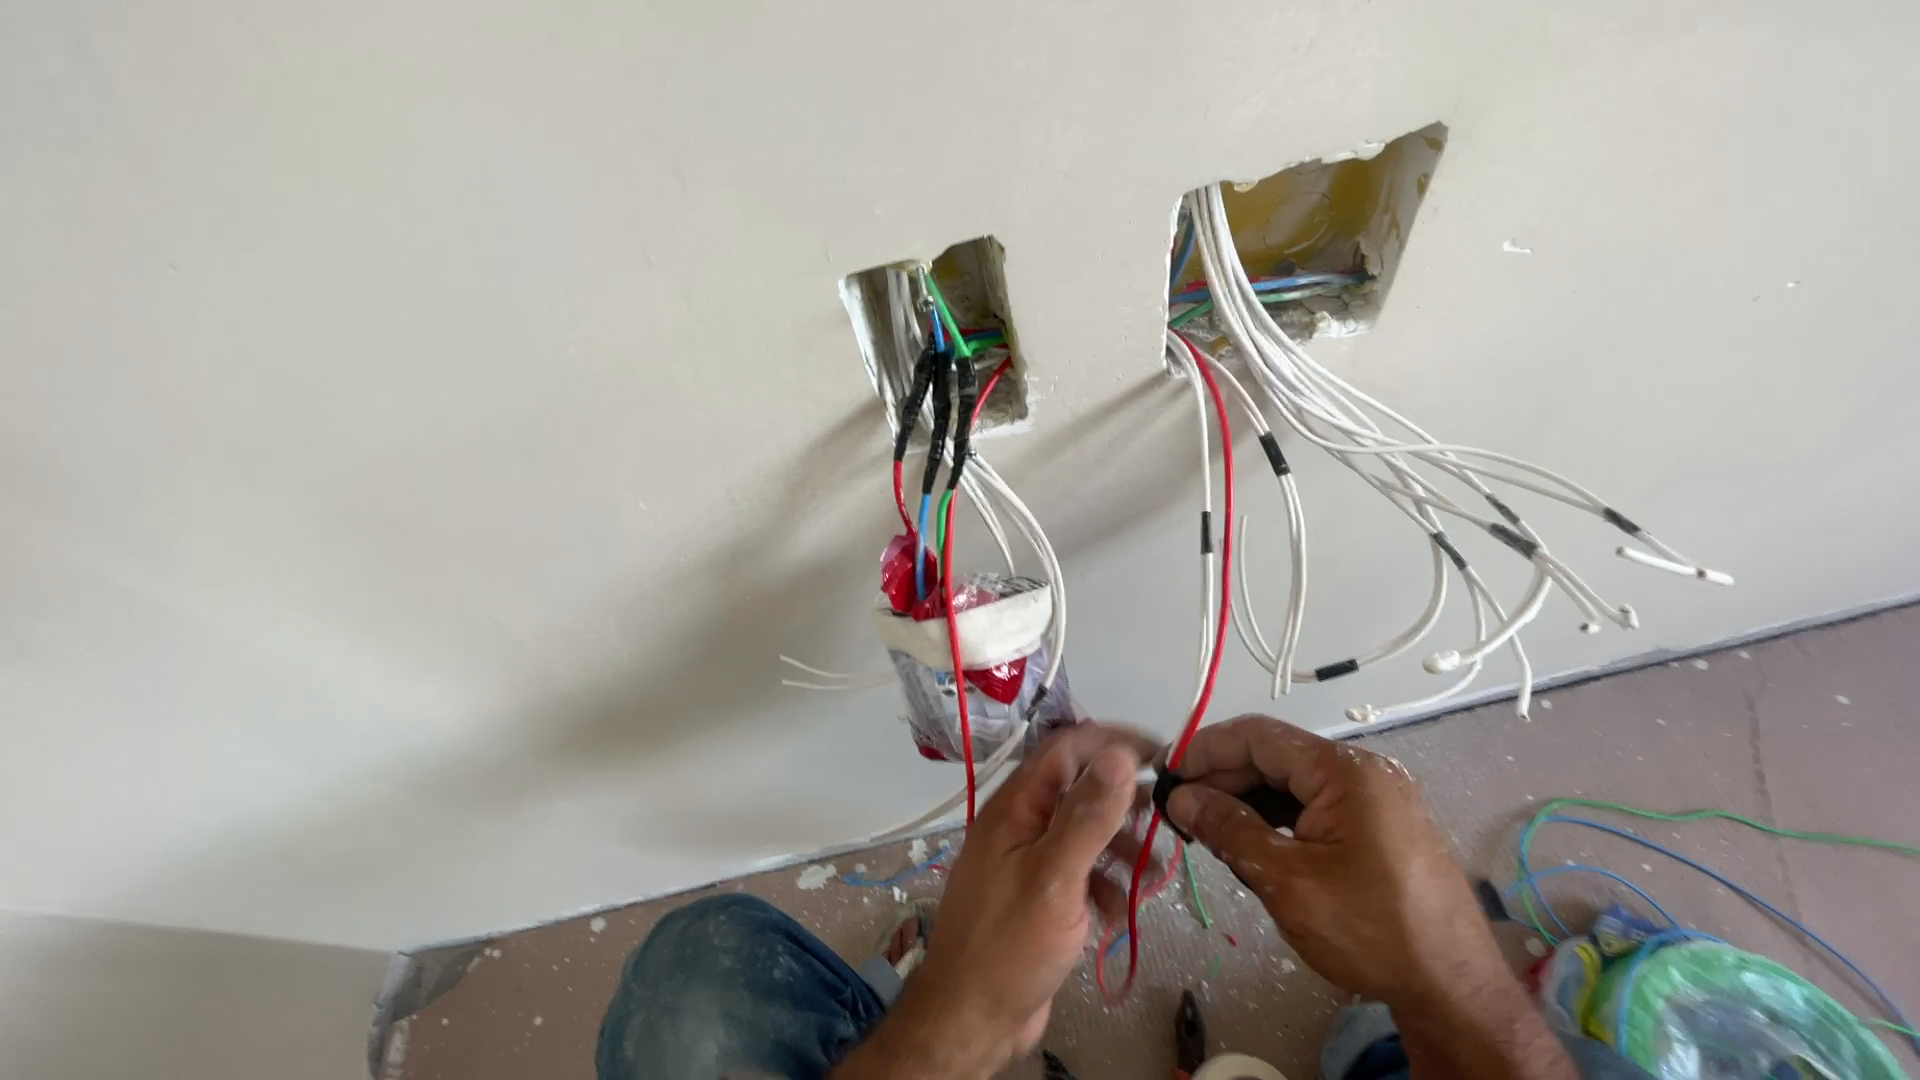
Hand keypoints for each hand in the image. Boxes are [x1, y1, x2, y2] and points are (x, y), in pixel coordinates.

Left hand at [835, 722, 1156, 1078]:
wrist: (972, 1019)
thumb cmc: (1009, 944)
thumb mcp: (1054, 877)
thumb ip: (1087, 816)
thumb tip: (1117, 753)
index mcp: (1016, 806)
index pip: (1066, 748)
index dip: (1112, 743)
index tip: (1160, 755)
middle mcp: (1022, 823)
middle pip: (1081, 790)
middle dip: (1124, 804)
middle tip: (1167, 821)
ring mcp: (1030, 860)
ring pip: (1086, 834)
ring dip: (1123, 849)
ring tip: (1156, 875)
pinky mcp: (1041, 895)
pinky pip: (1081, 873)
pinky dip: (1106, 885)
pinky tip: (1120, 911)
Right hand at [1166, 715, 1573, 1079]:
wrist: (1455, 991)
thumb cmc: (1369, 930)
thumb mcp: (1287, 881)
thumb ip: (1229, 829)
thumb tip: (1180, 798)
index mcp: (1344, 770)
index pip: (1257, 736)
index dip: (1205, 749)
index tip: (1166, 773)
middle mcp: (1362, 771)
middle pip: (1274, 757)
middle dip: (1223, 779)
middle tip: (1180, 810)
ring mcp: (1375, 797)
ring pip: (1292, 783)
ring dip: (1247, 800)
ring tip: (1207, 829)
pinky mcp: (1380, 825)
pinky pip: (1315, 805)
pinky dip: (1277, 817)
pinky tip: (1251, 842)